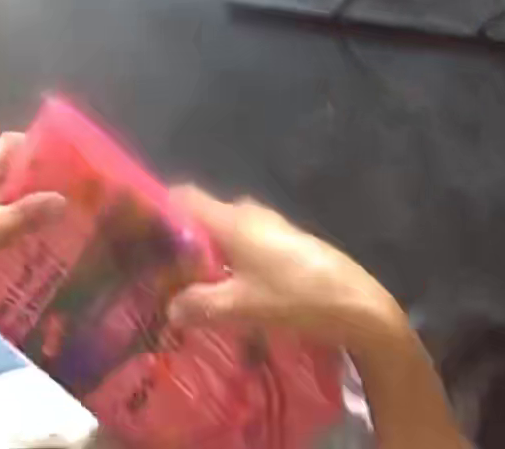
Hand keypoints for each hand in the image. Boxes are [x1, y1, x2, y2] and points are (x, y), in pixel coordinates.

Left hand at [0, 133, 65, 313]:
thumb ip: (28, 214)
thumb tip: (62, 198)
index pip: (11, 141)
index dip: (36, 146)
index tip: (61, 160)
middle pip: (8, 163)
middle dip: (35, 174)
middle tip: (63, 189)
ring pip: (0, 184)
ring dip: (23, 195)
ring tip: (51, 211)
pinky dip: (9, 209)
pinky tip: (25, 230)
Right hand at [167, 186, 406, 355]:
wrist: (359, 304)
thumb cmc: (293, 296)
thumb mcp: (242, 307)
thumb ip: (201, 305)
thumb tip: (169, 308)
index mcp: (229, 218)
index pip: (184, 195)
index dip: (161, 207)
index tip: (145, 230)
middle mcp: (246, 211)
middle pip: (204, 213)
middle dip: (185, 237)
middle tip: (169, 265)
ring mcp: (270, 223)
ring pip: (227, 228)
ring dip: (212, 250)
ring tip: (201, 280)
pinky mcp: (288, 239)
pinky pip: (248, 239)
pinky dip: (235, 256)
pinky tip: (238, 286)